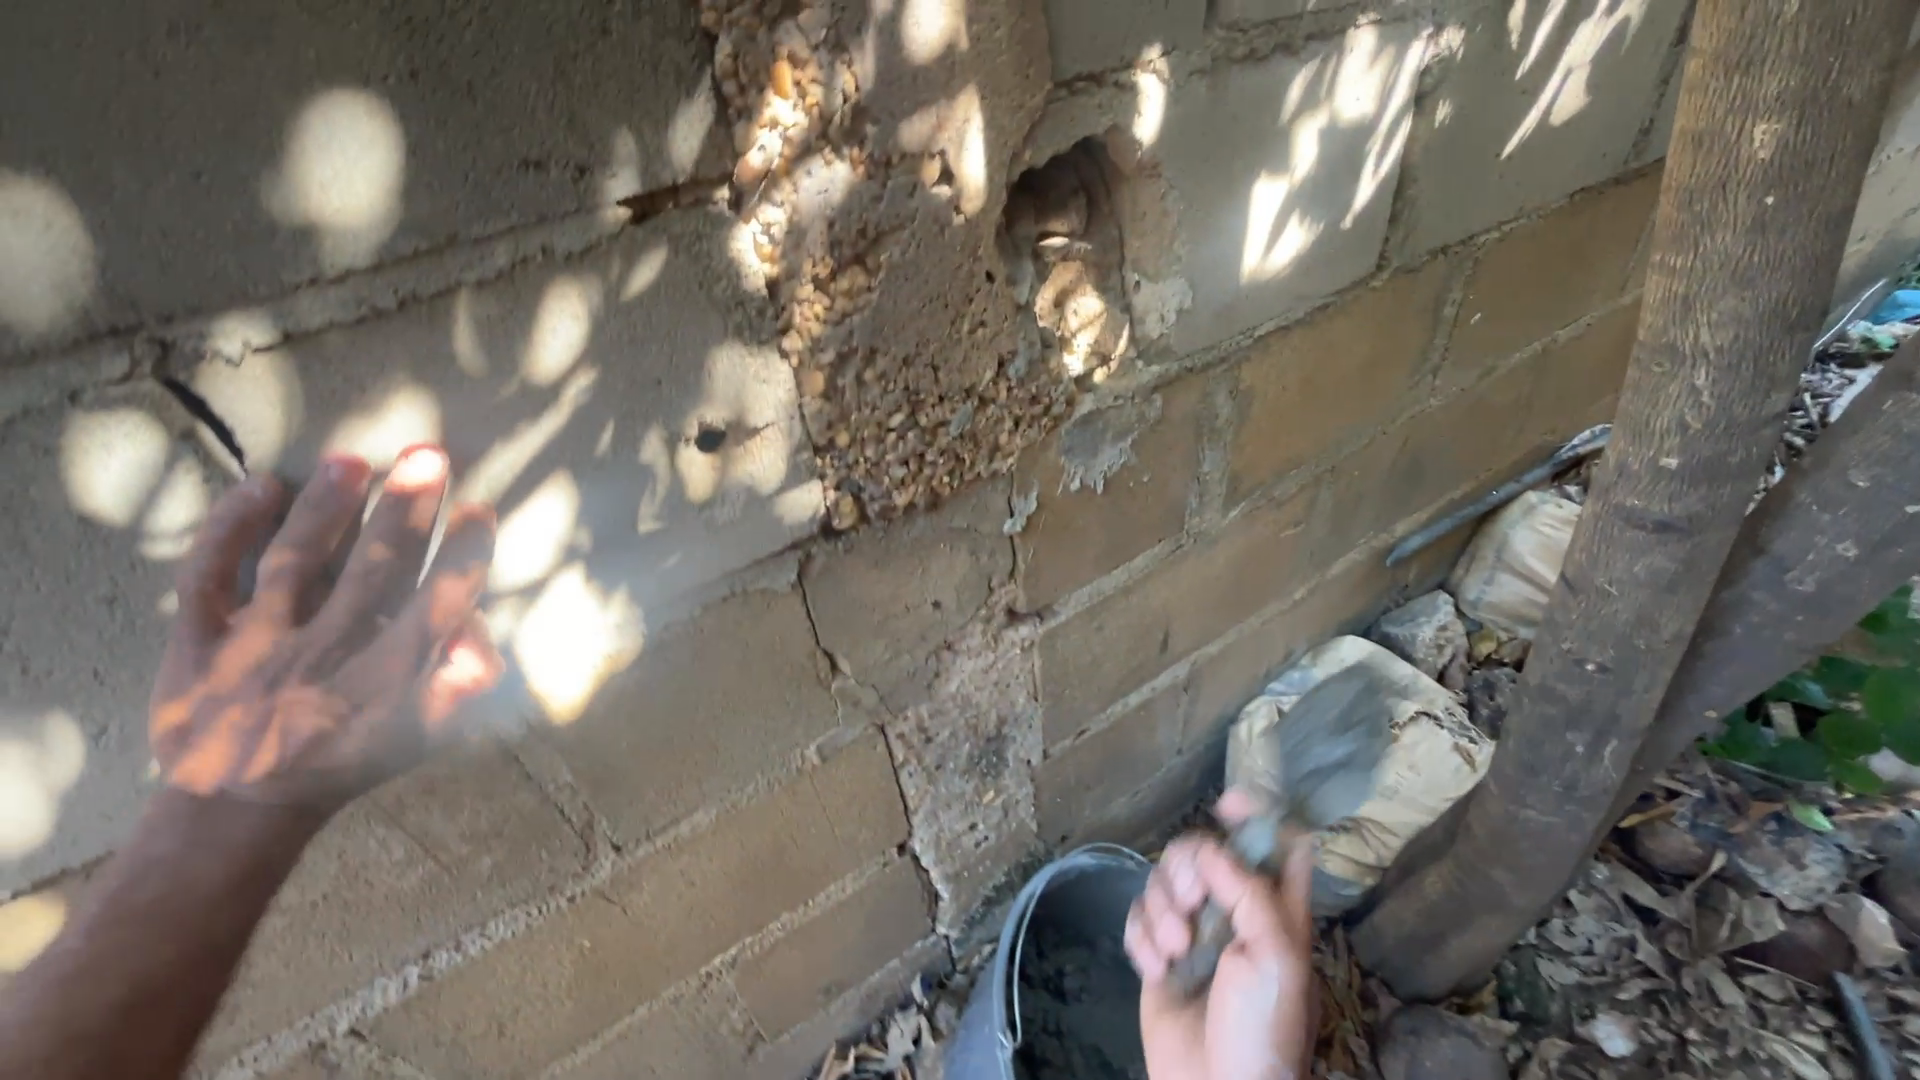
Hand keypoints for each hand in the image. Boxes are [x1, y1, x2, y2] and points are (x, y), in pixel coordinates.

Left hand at [149, 446, 502, 811]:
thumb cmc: (348, 759)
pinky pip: (208, 575)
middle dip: (404, 512)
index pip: (435, 609)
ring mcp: (252, 647)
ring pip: (296, 564)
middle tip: (427, 456)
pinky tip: (260, 485)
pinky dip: (229, 528)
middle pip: (372, 574)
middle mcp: (321, 659)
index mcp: (381, 684)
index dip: (461, 558)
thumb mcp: (415, 739)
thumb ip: (454, 694)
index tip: (480, 511)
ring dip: (328, 509)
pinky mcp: (194, 641)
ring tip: (355, 461)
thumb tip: (485, 654)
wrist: (236, 805)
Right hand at [1125, 792, 1317, 1079]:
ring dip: (1162, 911)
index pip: (1278, 841)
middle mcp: (1232, 910)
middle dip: (1187, 868)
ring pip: (1163, 880)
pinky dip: (1141, 938)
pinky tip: (1155, 969)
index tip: (1226, 804)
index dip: (1258, 813)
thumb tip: (1212, 850)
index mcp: (1274, 907)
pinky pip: (1137, 917)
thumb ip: (1249, 893)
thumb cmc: (1262, 1025)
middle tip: (1193, 903)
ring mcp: (1192, 931)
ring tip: (1175, 951)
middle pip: (1201, 851)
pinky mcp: (1157, 952)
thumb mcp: (1275, 956)